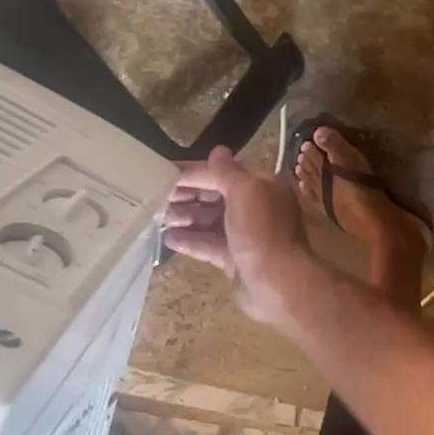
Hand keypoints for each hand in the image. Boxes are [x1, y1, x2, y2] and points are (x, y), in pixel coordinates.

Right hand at [161, 146, 312, 323]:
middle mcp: (256, 207)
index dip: (193, 172)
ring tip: (158, 218)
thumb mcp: (244, 192)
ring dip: (186, 217)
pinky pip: (210, 244)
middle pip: (215, 196)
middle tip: (156, 198)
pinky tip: (167, 239)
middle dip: (187, 196)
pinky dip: (191, 241)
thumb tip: (217, 151)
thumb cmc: (261, 231)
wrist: (278, 283)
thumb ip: (227, 172)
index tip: (163, 173)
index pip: (222, 172)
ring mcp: (246, 235)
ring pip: (211, 221)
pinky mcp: (236, 259)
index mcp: (262, 186)